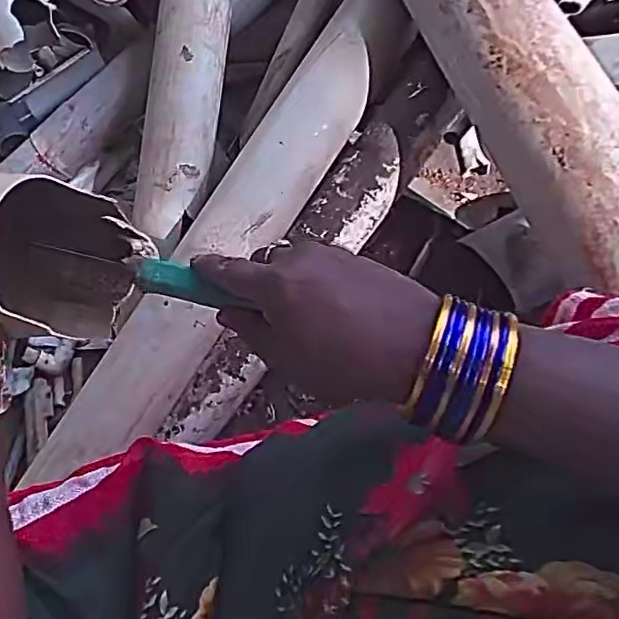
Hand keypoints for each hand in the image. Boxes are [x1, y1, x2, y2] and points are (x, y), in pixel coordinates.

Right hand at [192, 242, 440, 405]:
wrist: (424, 348)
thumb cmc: (347, 363)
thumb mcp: (287, 359)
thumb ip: (251, 331)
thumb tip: (229, 313)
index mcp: (274, 284)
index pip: (226, 270)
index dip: (206, 273)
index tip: (194, 272)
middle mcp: (298, 258)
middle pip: (261, 264)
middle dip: (256, 285)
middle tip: (265, 317)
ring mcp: (330, 255)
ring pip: (292, 263)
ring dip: (288, 282)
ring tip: (306, 319)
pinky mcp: (356, 258)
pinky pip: (320, 266)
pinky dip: (314, 282)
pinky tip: (333, 312)